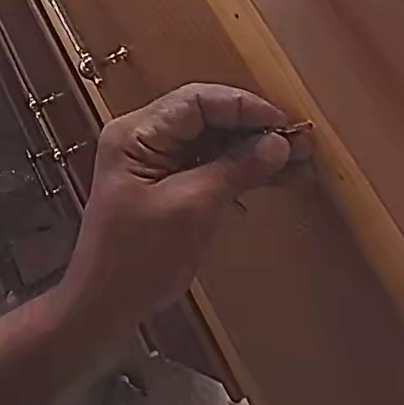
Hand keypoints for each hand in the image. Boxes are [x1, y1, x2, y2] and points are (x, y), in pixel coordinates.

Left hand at [58, 83, 301, 320]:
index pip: (196, 100)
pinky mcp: (165, 184)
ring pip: (211, 142)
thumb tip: (277, 144)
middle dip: (253, 129)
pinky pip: (207, 165)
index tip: (284, 125)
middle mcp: (142, 139)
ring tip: (297, 162)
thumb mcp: (190, 209)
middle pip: (206, 117)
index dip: (245, 107)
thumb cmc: (136, 259)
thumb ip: (234, 170)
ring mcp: (153, 162)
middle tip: (299, 145)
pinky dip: (239, 171)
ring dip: (252, 151)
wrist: (104, 304)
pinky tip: (275, 178)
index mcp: (135, 134)